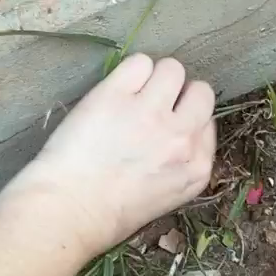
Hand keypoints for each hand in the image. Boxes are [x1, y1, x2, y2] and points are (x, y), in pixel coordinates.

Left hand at [0, 54, 216, 260]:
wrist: (67, 212)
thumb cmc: (109, 213)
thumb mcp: (167, 196)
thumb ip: (182, 161)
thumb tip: (178, 125)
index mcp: (197, 169)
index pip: (208, 121)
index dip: (185, 119)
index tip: (166, 126)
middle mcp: (182, 138)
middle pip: (200, 91)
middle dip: (179, 95)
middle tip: (152, 106)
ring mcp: (151, 113)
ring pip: (172, 69)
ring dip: (154, 78)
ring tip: (131, 95)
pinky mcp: (118, 94)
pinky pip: (139, 62)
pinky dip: (129, 71)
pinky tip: (114, 90)